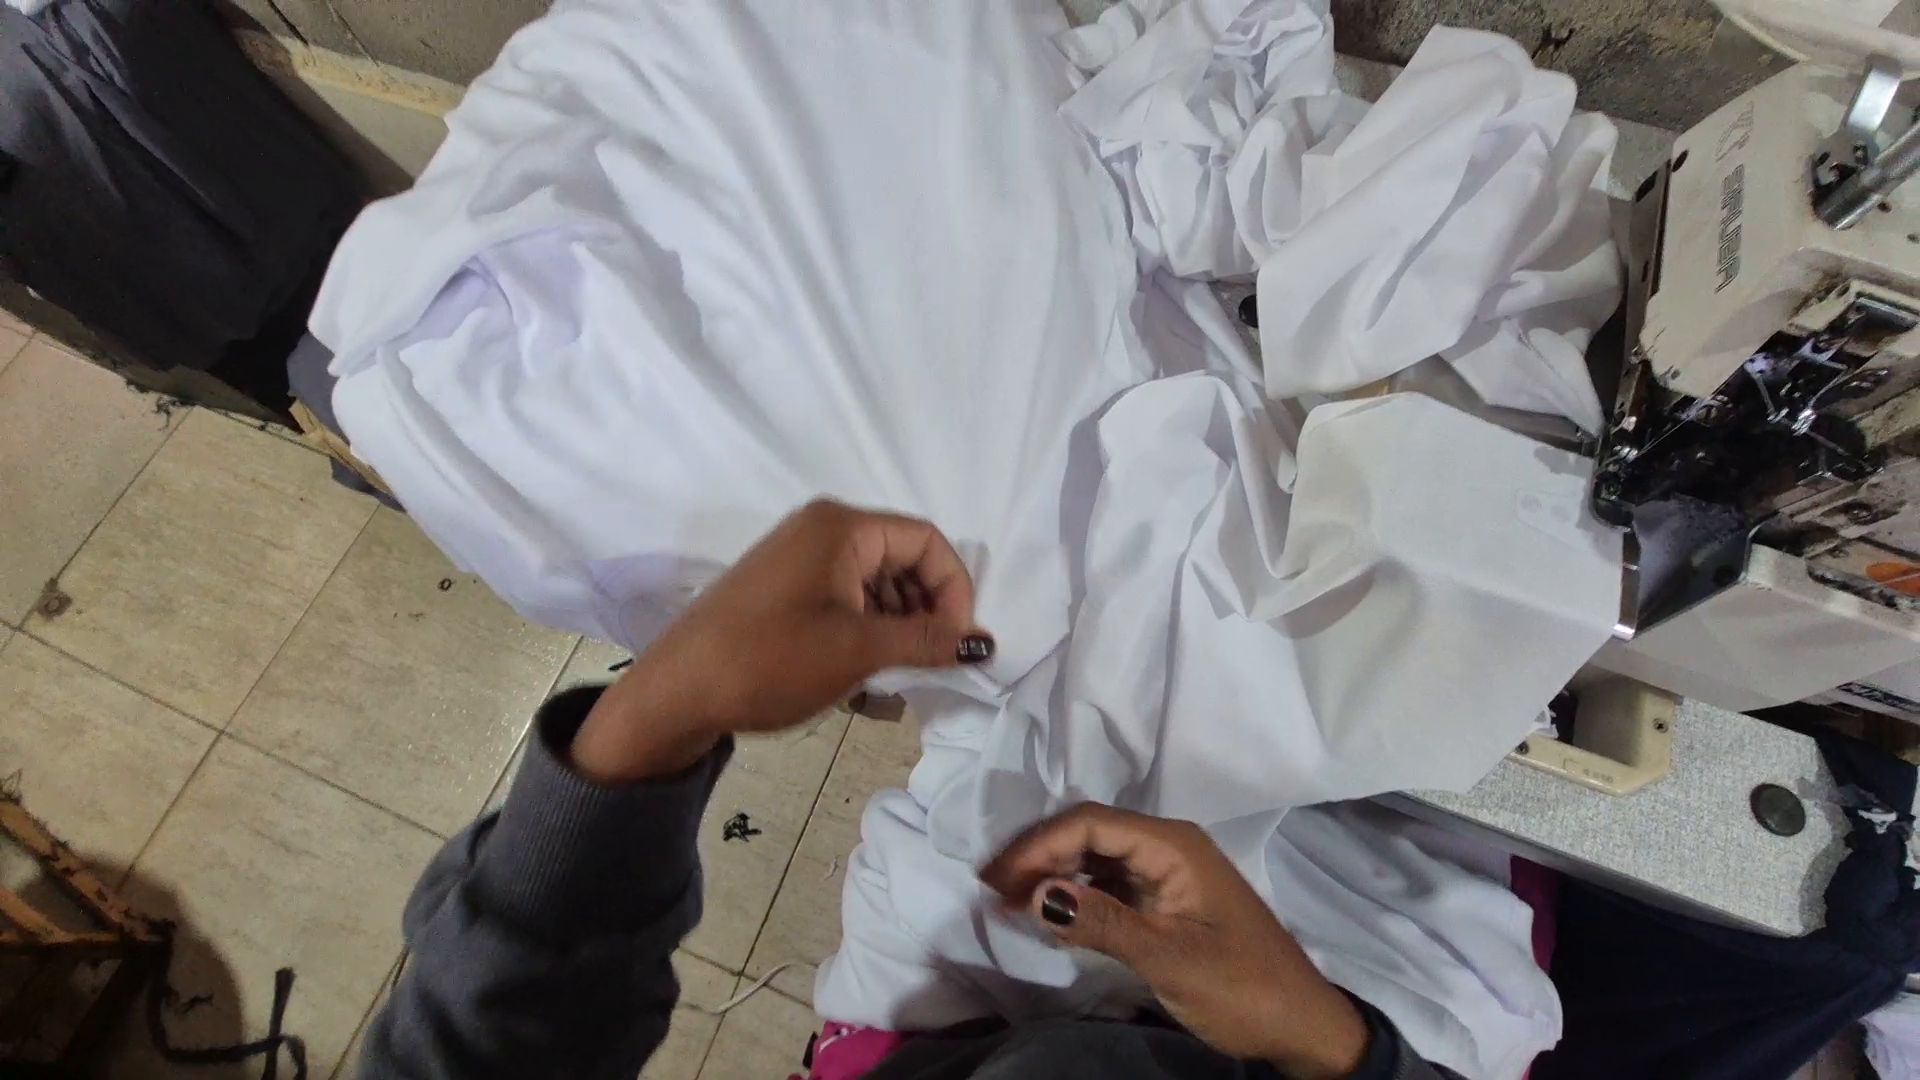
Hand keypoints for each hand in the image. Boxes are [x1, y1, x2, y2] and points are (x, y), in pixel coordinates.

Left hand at [570, 500, 992, 779]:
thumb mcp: (858, 650)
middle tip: (933, 662)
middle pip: (902, 560)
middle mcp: (823, 530)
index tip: (960, 642)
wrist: (675, 694)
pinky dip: (866, 633)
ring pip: (875, 585)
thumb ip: (926, 640)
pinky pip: (845, 601)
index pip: (926, 541)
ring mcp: (801, 559)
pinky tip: (867, 679)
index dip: (954, 589)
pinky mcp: (786, 590)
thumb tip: (981, 643)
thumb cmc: (771, 659)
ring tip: (899, 678)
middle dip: (926, 612)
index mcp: (842, 526)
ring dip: (897, 629)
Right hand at [980, 804, 1366, 1078]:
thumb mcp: (1171, 960)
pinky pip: (1108, 882)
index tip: (1000, 878)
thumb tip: (1035, 894)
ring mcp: (1164, 871)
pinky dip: (1076, 895)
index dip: (1041, 845)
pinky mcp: (1162, 897)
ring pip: (1095, 856)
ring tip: (1011, 900)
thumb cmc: (1244, 989)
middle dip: (1040, 856)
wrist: (1305, 1028)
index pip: (1091, 824)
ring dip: (1054, 875)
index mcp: (1172, 844)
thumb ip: (1102, 922)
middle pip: (1089, 833)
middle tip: (994, 888)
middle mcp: (1166, 845)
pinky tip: (1051, 914)